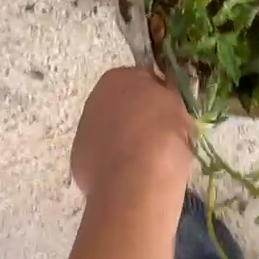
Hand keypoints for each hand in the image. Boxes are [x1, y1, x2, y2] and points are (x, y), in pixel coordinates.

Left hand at [69, 66, 193, 199]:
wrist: (135, 180)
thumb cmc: (163, 136)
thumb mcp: (179, 107)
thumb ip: (169, 95)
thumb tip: (165, 93)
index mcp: (119, 77)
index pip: (144, 79)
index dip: (160, 97)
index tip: (173, 114)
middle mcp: (95, 97)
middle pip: (123, 105)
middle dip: (139, 118)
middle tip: (162, 138)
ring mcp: (84, 128)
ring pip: (111, 131)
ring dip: (125, 141)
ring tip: (147, 162)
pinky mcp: (78, 158)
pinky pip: (102, 155)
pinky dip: (113, 163)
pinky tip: (129, 176)